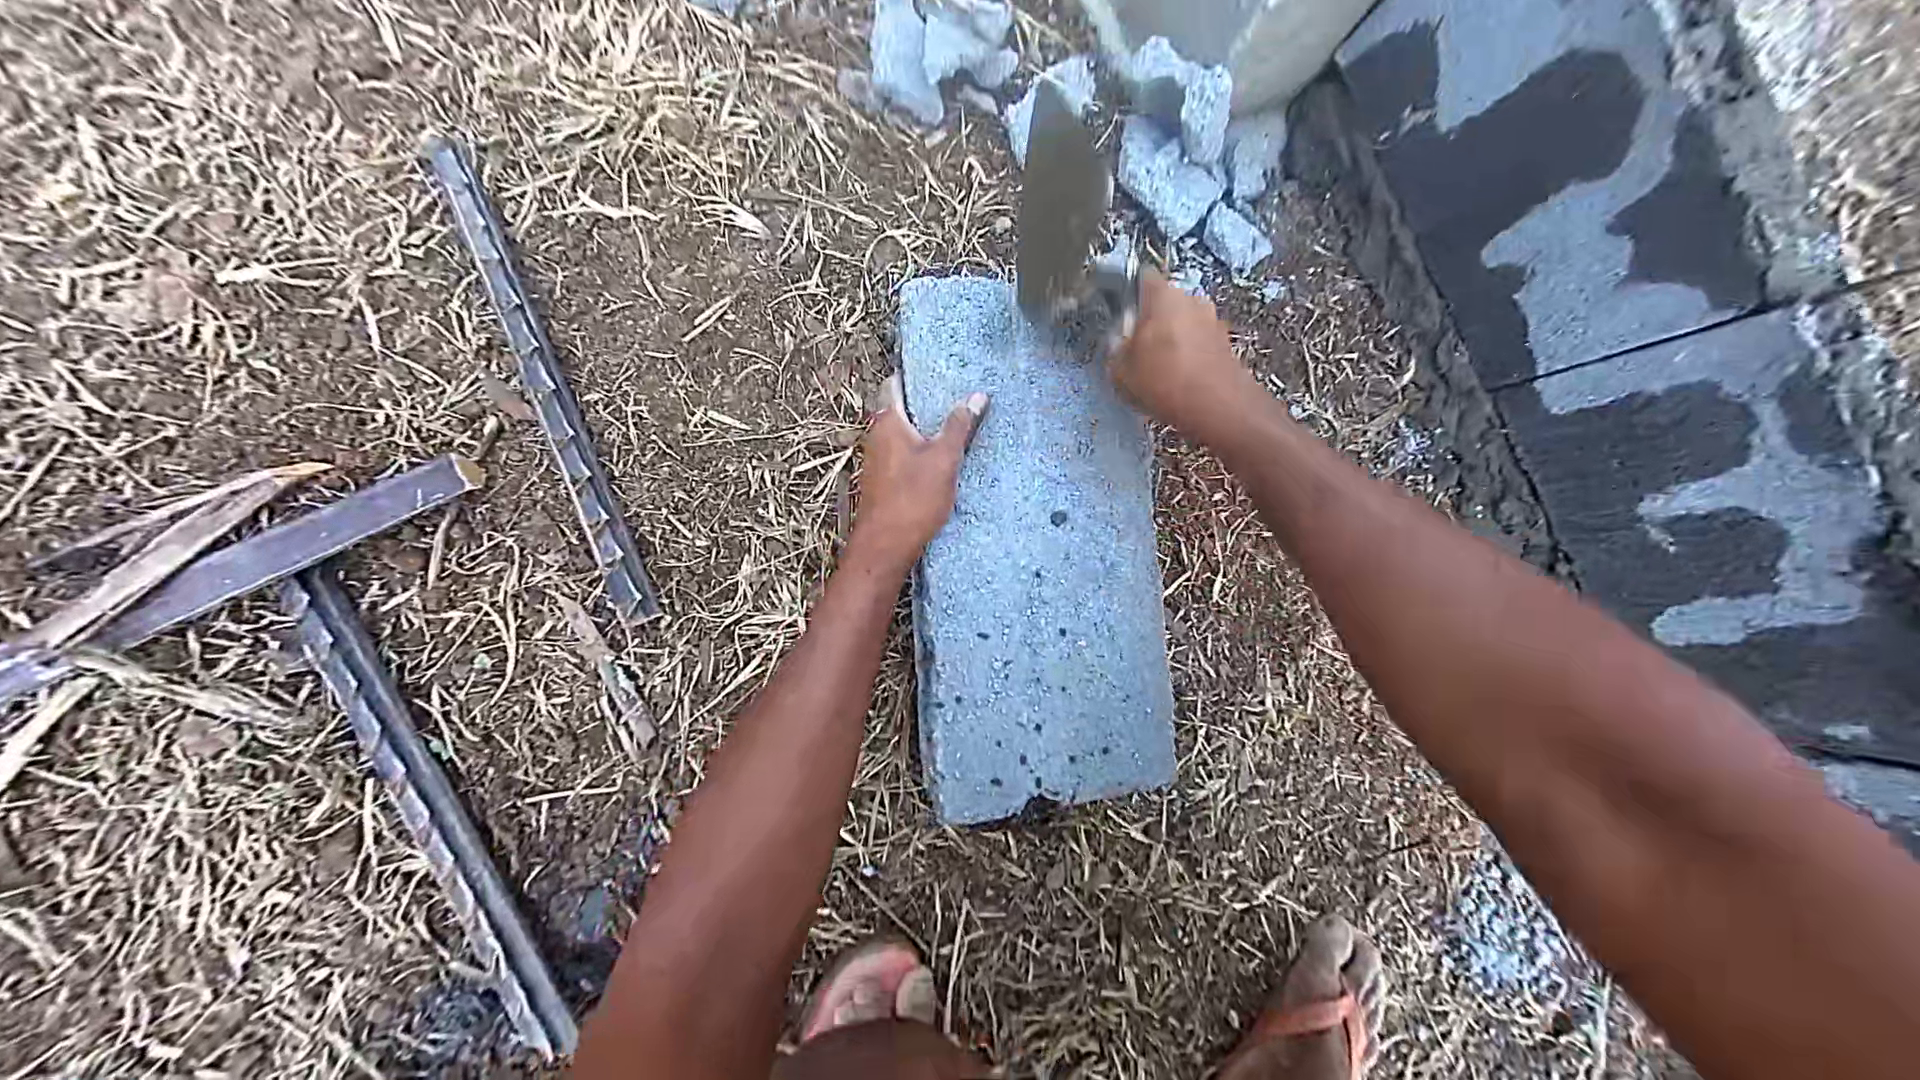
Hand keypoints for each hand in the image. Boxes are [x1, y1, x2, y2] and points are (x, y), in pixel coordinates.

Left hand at [848, 374, 988, 572]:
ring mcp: (876, 461)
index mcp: (887, 423)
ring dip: (921, 429)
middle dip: (921, 403)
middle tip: (951, 397)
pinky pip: (900, 455)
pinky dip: (917, 450)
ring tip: (950, 426)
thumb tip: (977, 396)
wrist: (885, 545)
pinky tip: (938, 460)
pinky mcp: (881, 481)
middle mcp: (875, 437)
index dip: (911, 375)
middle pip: (897, 409)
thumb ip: (959, 426)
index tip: (935, 370)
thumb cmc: (913, 499)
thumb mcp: (945, 459)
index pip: (893, 385)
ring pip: (899, 434)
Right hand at [1110, 271, 1262, 441]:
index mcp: (1162, 295)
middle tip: (1135, 351)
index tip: (1118, 319)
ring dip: (1170, 339)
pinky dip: (1187, 354)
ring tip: (1157, 370)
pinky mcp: (1225, 342)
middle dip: (1149, 322)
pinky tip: (1178, 379)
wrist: (1217, 407)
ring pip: (1182, 323)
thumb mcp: (1119, 370)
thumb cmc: (1164, 380)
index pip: (1140, 278)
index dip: (1126, 297)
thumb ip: (1115, 349)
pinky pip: (1197, 342)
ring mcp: (1212, 319)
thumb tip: (1119, 342)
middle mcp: (1191, 298)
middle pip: (1163, 303)